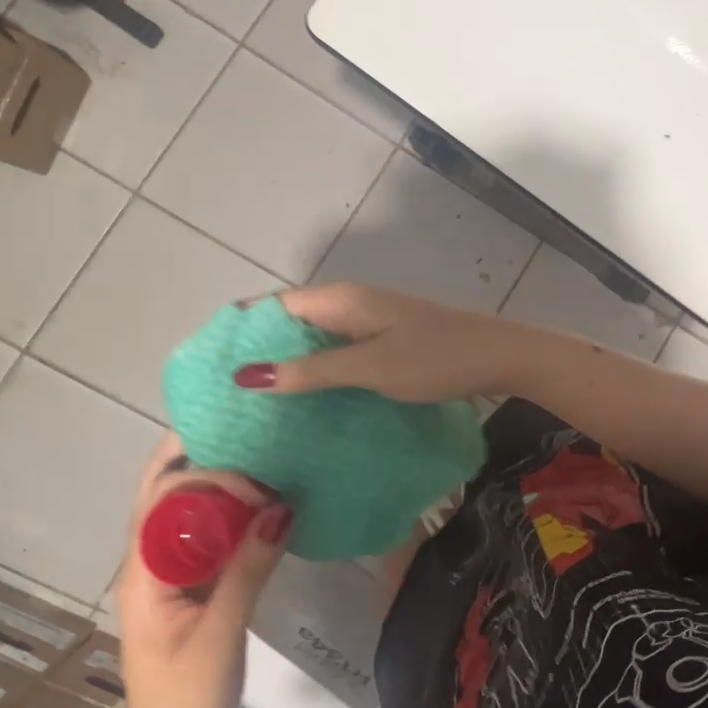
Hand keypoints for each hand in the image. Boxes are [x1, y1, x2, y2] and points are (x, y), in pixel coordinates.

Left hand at [115, 433, 291, 707]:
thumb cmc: (188, 699)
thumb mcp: (219, 635)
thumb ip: (248, 569)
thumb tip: (283, 505)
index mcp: (143, 571)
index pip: (164, 497)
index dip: (210, 475)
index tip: (262, 485)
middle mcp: (153, 562)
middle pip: (168, 491)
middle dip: (205, 456)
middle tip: (257, 433)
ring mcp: (175, 572)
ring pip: (192, 509)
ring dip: (226, 481)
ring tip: (271, 457)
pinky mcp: (199, 585)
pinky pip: (214, 534)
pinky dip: (240, 511)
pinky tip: (273, 503)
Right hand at [232, 284, 552, 402]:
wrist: (500, 357)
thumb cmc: (436, 359)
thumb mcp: (371, 368)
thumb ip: (313, 371)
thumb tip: (246, 374)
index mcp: (342, 301)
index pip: (275, 307)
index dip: (240, 331)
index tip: (207, 365)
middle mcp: (352, 305)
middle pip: (292, 323)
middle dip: (261, 353)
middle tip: (227, 396)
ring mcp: (372, 323)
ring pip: (317, 341)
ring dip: (290, 366)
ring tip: (256, 406)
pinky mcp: (388, 343)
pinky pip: (340, 354)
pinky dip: (320, 373)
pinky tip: (309, 404)